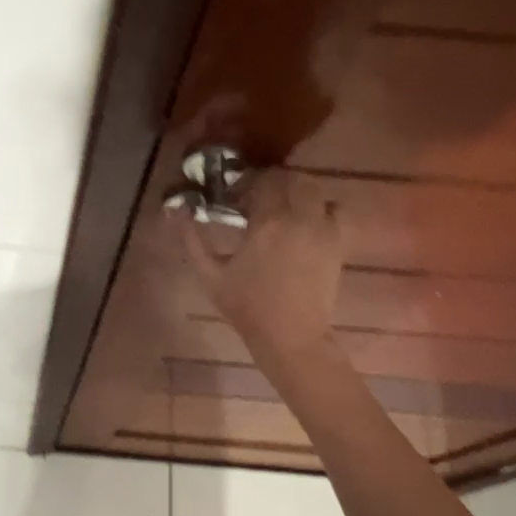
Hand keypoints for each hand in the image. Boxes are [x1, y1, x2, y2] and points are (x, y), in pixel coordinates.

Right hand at [176, 169, 341, 362]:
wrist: (292, 336)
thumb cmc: (248, 308)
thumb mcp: (211, 276)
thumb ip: (193, 240)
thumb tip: (177, 210)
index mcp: (268, 223)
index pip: (263, 181)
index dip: (247, 184)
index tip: (235, 198)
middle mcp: (300, 218)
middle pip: (293, 179)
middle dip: (274, 182)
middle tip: (258, 198)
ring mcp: (324, 229)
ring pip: (315, 190)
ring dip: (297, 192)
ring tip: (282, 209)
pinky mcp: (338, 243)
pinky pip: (334, 211)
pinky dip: (319, 208)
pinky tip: (303, 224)